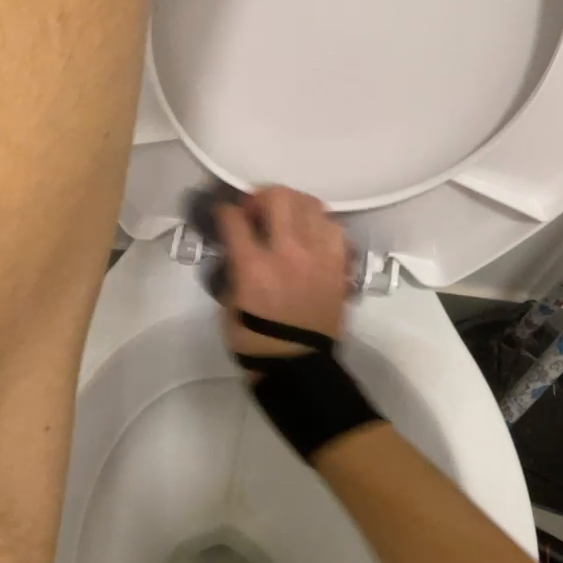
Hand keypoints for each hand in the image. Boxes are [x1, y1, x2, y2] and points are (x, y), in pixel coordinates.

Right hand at [213, 186, 351, 359]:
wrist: (296, 366)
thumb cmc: (254, 341)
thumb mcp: (228, 305)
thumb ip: (232, 269)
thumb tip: (236, 248)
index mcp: (253, 267)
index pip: (234, 218)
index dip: (224, 210)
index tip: (224, 214)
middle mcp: (288, 253)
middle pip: (279, 197)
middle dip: (261, 196)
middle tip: (256, 211)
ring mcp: (318, 256)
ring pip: (310, 205)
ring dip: (293, 206)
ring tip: (286, 220)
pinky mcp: (338, 265)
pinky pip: (334, 227)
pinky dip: (319, 224)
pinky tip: (310, 235)